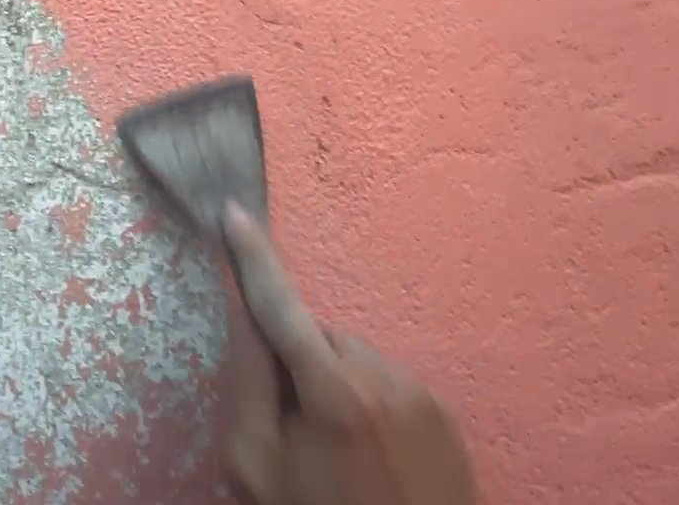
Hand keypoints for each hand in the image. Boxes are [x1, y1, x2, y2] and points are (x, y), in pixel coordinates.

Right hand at [218, 202, 474, 504]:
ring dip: (330, 378)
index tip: (234, 211)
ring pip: (350, 356)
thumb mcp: (255, 466)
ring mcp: (423, 398)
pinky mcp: (445, 417)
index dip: (253, 258)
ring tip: (334, 444)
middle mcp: (385, 381)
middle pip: (316, 336)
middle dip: (295, 357)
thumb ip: (246, 386)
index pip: (281, 308)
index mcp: (334, 396)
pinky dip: (363, 397)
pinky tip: (367, 450)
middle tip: (288, 417)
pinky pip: (383, 381)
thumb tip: (247, 321)